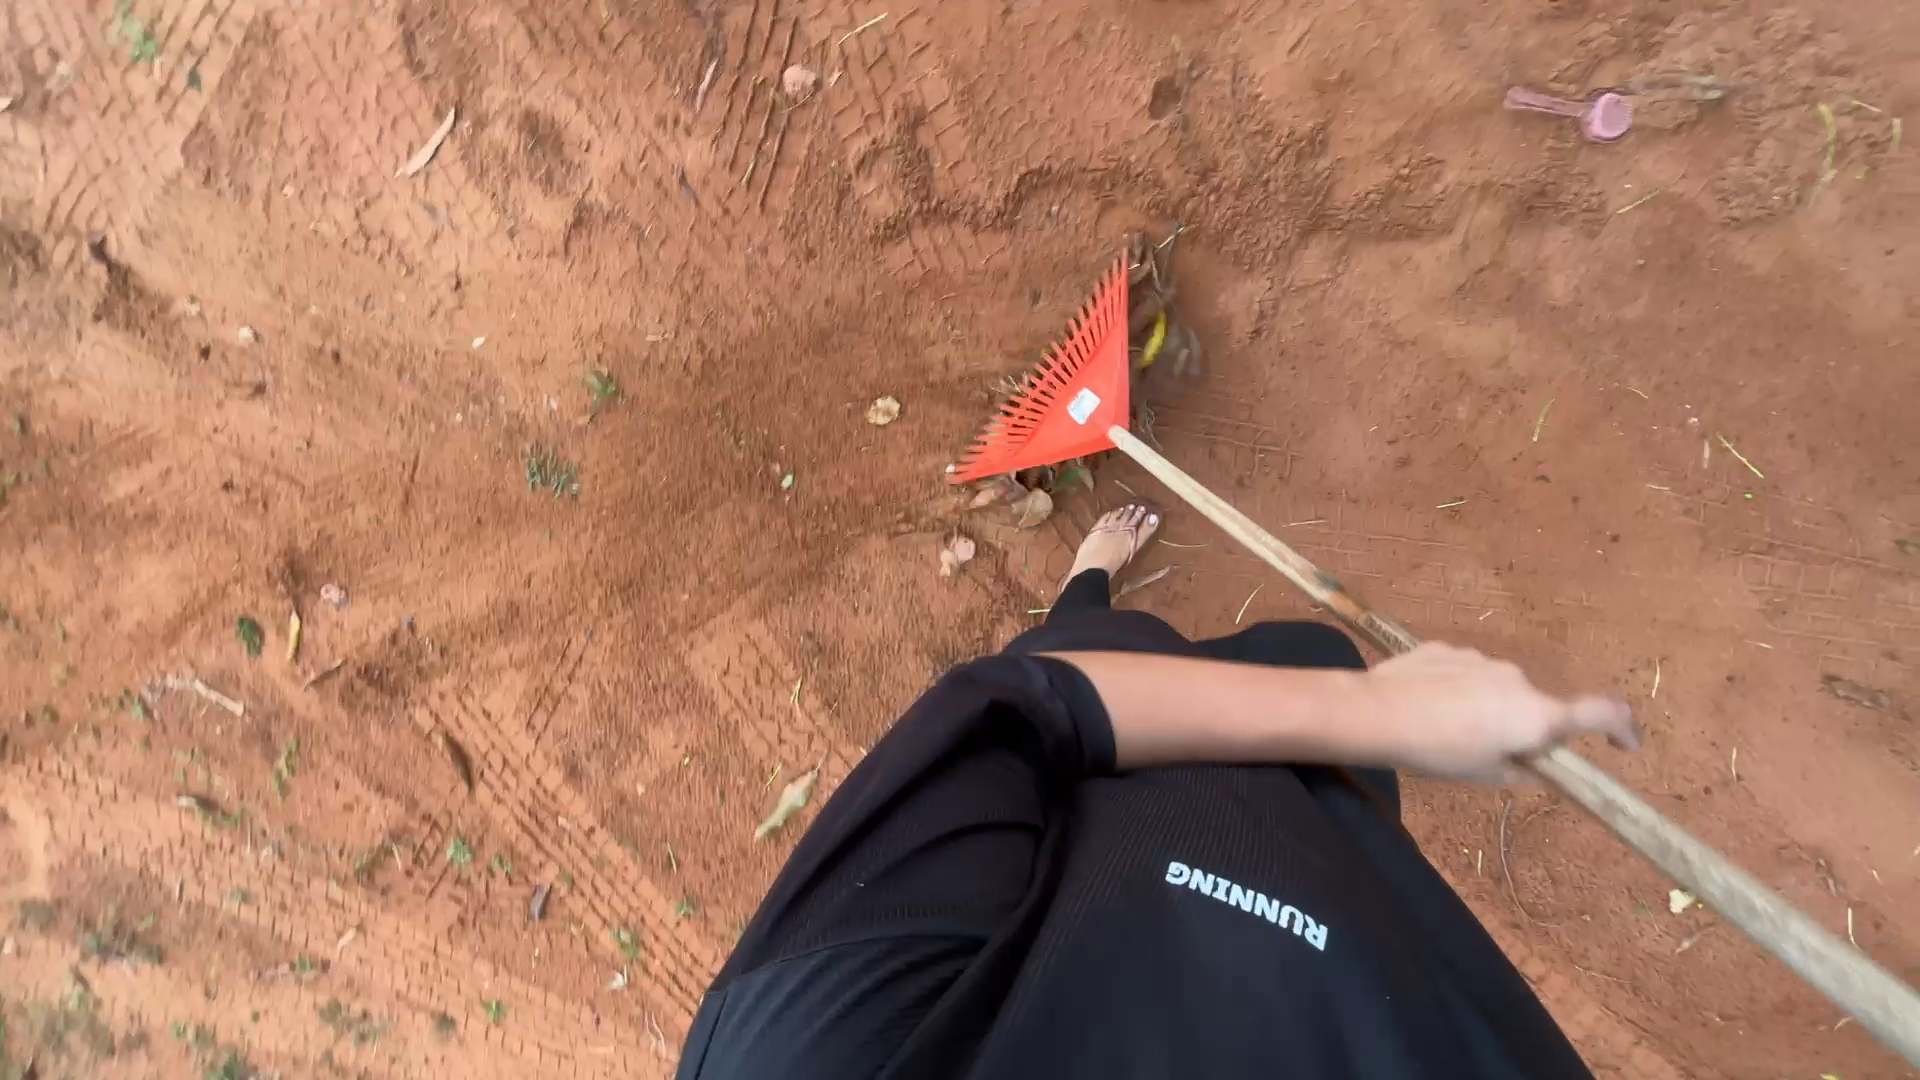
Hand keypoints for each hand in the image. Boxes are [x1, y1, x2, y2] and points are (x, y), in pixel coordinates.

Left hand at [1362, 642, 1638, 783]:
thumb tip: (1536, 761)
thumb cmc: (1436, 751)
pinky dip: (1452, 686)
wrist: (1375, 711)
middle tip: (1482, 745)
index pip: (1602, 713)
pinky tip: (1423, 700)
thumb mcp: (1487, 774)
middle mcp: (1516, 679)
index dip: (1621, 728)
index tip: (1623, 743)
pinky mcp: (1444, 648)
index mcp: (1537, 714)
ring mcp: (1478, 658)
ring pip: (1494, 686)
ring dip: (1482, 703)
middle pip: (1533, 704)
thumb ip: (1524, 767)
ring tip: (1442, 723)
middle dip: (1519, 724)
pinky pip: (1460, 671)